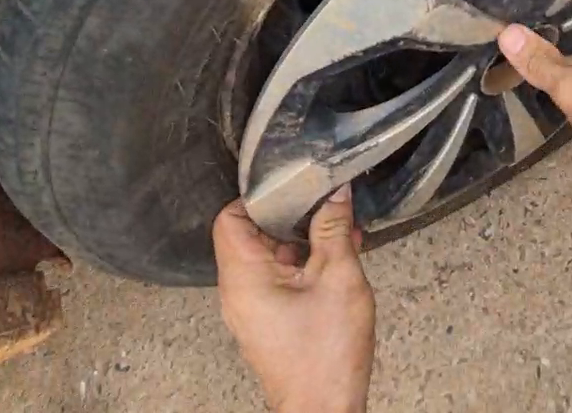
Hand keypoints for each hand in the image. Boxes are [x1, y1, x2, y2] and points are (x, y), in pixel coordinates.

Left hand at [212, 186, 374, 412]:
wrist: (326, 410)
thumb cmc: (327, 347)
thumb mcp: (338, 275)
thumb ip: (333, 227)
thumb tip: (336, 188)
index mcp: (243, 278)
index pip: (229, 219)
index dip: (257, 196)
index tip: (293, 181)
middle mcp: (239, 291)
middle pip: (252, 234)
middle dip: (290, 212)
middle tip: (325, 196)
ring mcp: (254, 308)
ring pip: (271, 254)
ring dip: (305, 236)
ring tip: (342, 223)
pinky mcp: (271, 319)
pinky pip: (281, 276)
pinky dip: (307, 259)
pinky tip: (343, 249)